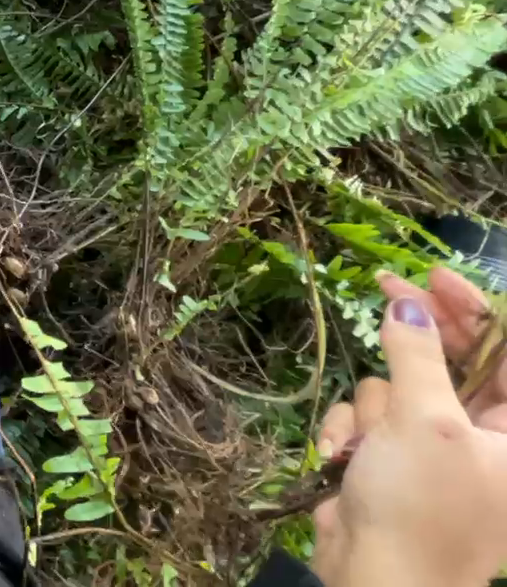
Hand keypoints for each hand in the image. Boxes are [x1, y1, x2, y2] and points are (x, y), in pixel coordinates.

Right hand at [309, 273, 506, 586]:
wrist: (381, 569)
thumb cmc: (423, 500)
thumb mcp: (422, 423)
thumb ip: (415, 358)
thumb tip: (409, 307)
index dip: (474, 310)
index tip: (430, 274)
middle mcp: (486, 434)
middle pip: (449, 362)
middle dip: (413, 341)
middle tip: (382, 286)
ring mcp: (437, 444)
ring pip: (392, 387)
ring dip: (369, 409)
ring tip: (366, 446)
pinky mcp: (395, 454)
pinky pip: (365, 415)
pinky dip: (349, 431)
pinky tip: (346, 456)